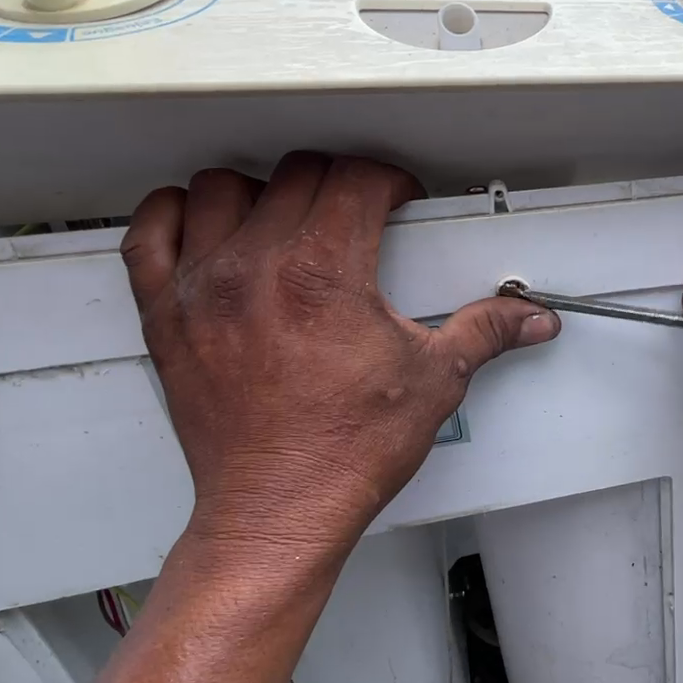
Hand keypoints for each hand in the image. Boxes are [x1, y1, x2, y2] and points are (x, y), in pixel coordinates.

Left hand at [120, 153, 559, 550]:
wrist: (280, 508)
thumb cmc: (349, 449)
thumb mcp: (436, 381)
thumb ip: (487, 331)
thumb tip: (530, 317)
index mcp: (325, 275)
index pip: (356, 179)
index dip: (390, 179)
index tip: (401, 199)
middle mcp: (256, 268)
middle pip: (298, 173)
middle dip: (341, 180)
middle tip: (362, 212)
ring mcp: (202, 288)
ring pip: (223, 187)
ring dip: (266, 191)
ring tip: (293, 219)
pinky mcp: (167, 315)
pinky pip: (151, 231)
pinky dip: (179, 213)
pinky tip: (212, 228)